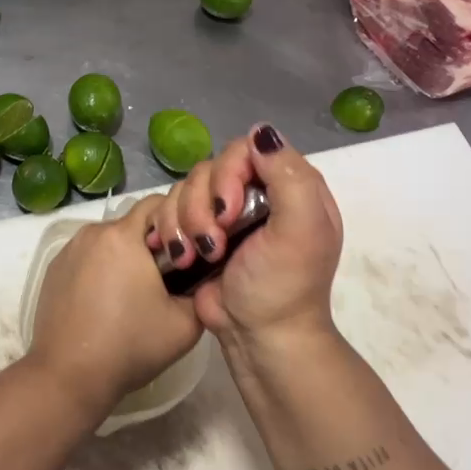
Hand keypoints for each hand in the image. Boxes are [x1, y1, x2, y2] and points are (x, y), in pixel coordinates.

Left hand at [26, 195, 202, 413]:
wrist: (68, 375)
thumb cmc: (129, 345)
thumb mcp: (186, 323)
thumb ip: (202, 289)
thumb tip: (202, 275)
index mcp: (123, 236)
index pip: (158, 205)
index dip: (179, 224)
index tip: (186, 255)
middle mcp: (92, 232)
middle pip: (132, 224)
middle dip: (151, 244)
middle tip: (165, 281)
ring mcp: (68, 251)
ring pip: (108, 241)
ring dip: (125, 258)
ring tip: (134, 296)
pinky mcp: (53, 270)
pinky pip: (86, 258)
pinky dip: (100, 271)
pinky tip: (105, 304)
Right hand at [144, 124, 343, 345]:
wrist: (259, 338)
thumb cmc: (285, 285)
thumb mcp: (302, 230)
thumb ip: (288, 177)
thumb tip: (261, 132)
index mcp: (288, 186)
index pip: (246, 150)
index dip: (229, 173)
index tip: (227, 210)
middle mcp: (255, 193)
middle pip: (209, 168)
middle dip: (202, 207)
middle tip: (213, 243)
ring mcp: (223, 214)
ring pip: (184, 189)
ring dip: (184, 224)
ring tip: (197, 257)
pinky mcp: (198, 233)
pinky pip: (169, 211)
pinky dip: (169, 232)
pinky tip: (178, 254)